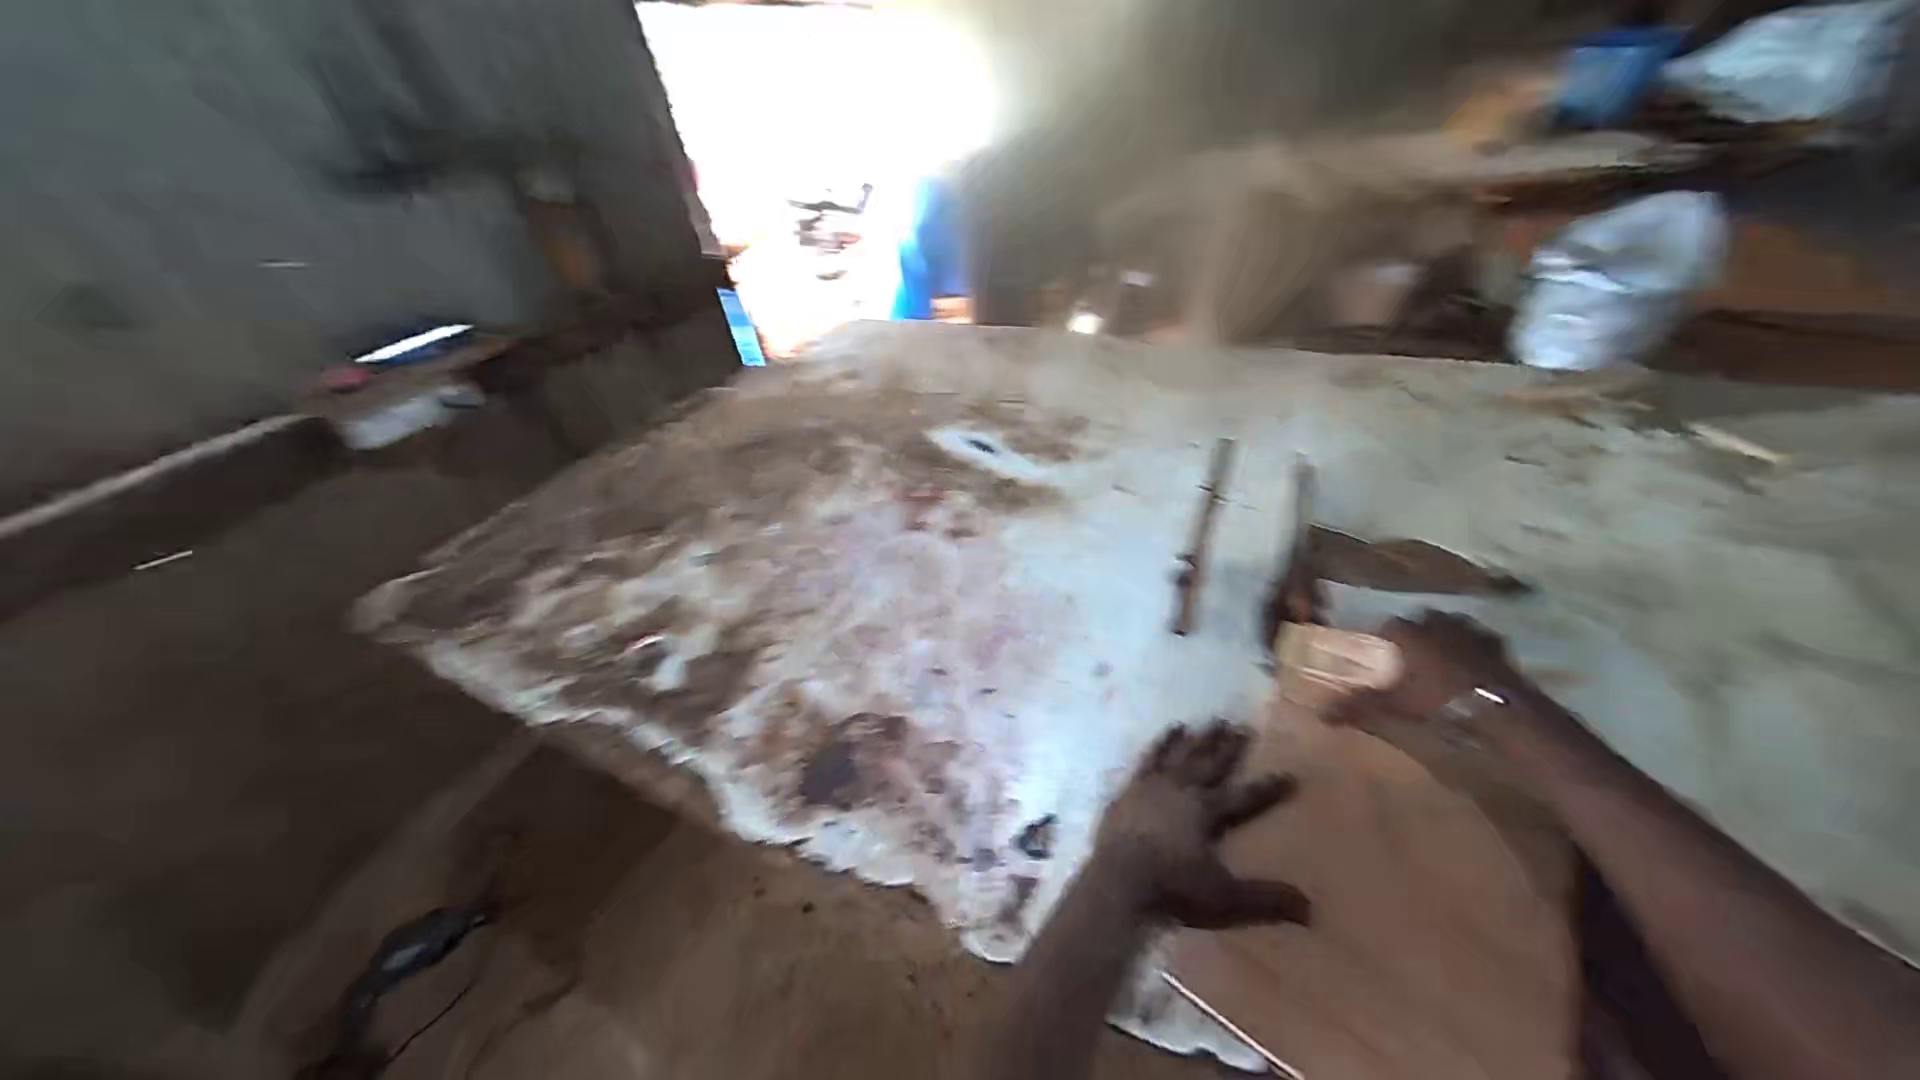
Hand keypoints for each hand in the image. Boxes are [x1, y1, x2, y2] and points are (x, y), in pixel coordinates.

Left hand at [1093, 721, 1309, 929]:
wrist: (1117, 880)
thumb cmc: (1173, 888)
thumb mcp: (1226, 898)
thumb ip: (1267, 899)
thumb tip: (1312, 909)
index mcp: (1207, 812)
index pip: (1246, 798)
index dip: (1269, 788)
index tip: (1290, 775)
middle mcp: (1182, 790)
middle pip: (1210, 765)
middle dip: (1228, 747)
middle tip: (1241, 726)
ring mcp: (1152, 786)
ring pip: (1179, 755)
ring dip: (1195, 740)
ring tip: (1204, 722)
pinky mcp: (1128, 789)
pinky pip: (1148, 759)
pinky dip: (1158, 746)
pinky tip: (1164, 735)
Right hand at [1326, 611, 1528, 779]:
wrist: (1506, 717)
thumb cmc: (1440, 706)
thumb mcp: (1392, 711)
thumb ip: (1357, 708)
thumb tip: (1319, 712)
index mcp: (1414, 636)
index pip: (1391, 625)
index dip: (1384, 635)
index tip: (1379, 647)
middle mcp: (1444, 630)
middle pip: (1429, 619)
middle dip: (1421, 629)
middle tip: (1413, 648)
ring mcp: (1479, 641)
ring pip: (1463, 628)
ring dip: (1454, 636)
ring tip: (1447, 654)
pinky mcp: (1508, 658)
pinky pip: (1490, 648)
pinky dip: (1483, 655)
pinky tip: (1479, 669)